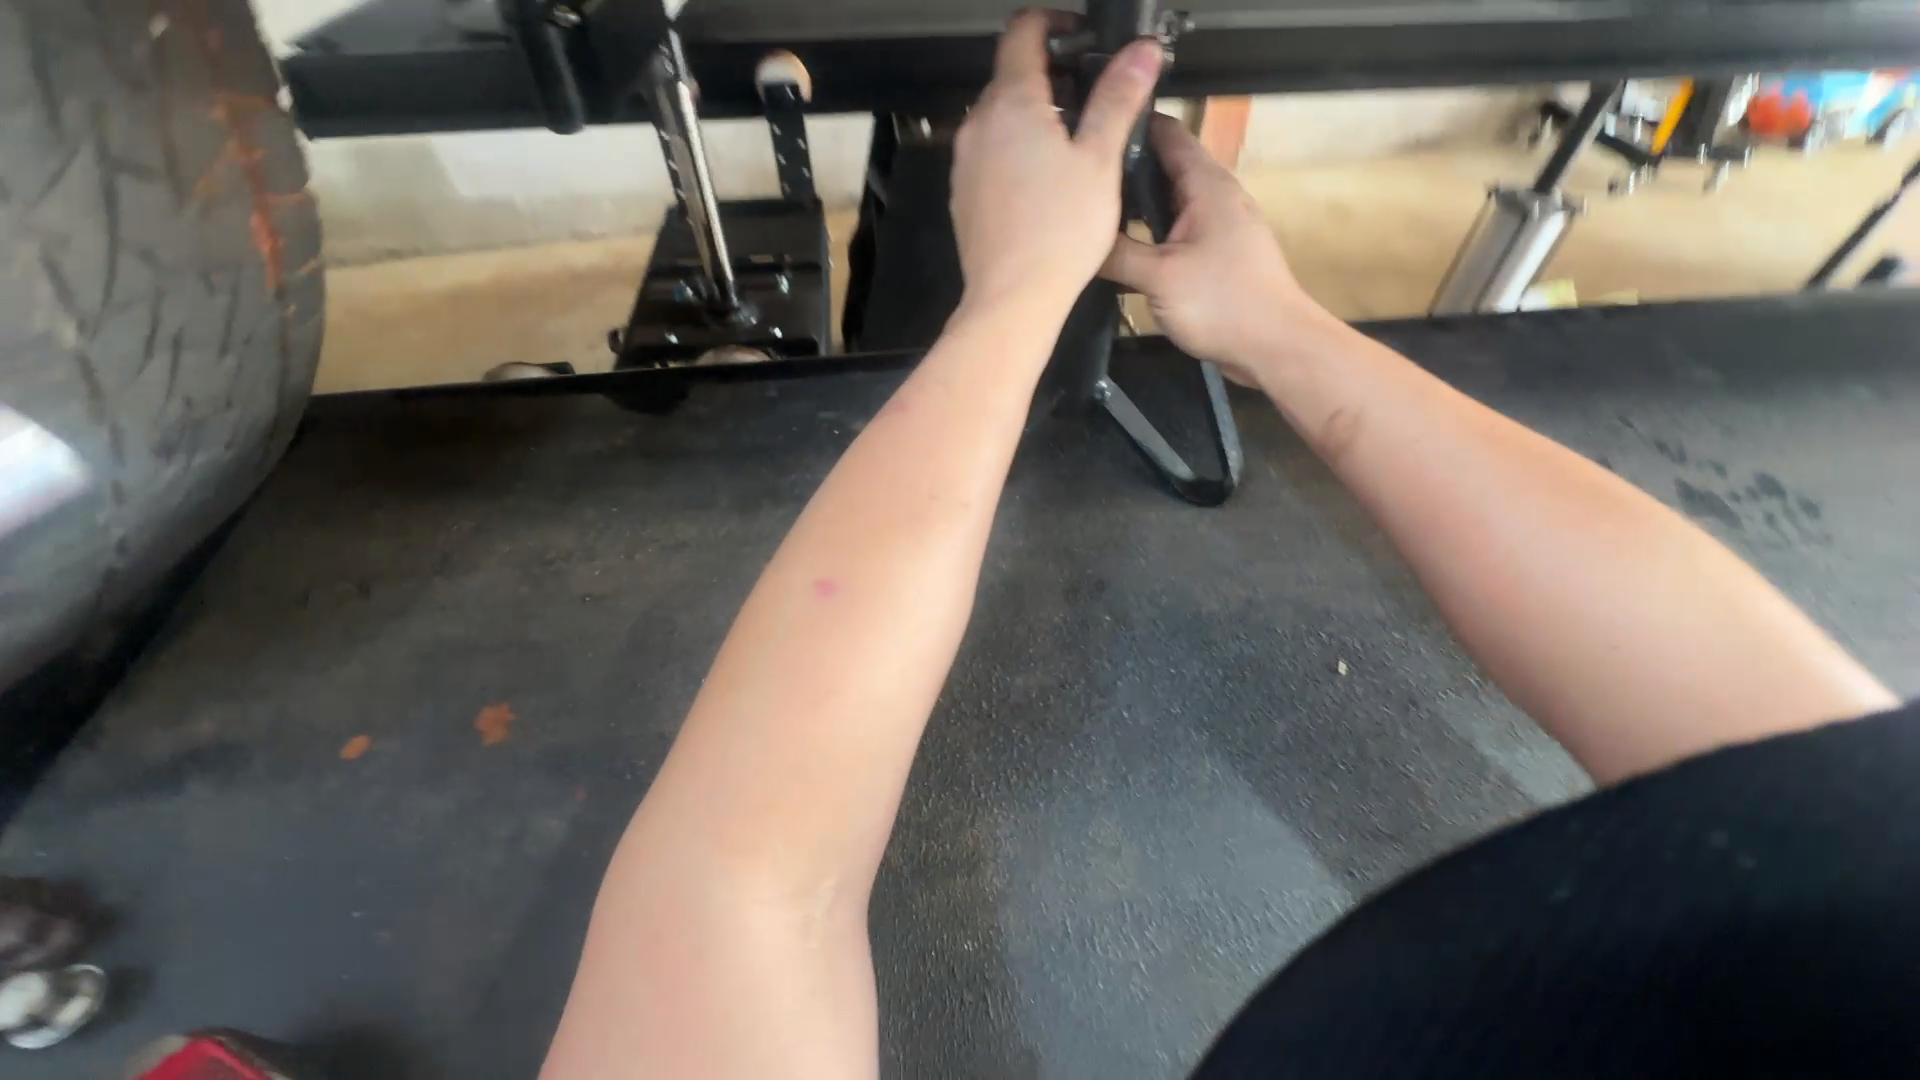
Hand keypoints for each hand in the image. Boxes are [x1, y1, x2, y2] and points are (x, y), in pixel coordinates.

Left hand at [950, 12, 1163, 324]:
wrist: (1012, 299)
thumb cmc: (1058, 236)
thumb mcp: (1100, 160)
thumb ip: (1118, 99)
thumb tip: (1140, 53)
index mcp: (1012, 104)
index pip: (1022, 32)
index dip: (1054, 24)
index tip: (1080, 37)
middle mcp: (979, 127)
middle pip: (1010, 78)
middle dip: (1050, 77)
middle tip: (1090, 101)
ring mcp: (965, 163)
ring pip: (999, 121)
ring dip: (1033, 119)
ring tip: (1072, 149)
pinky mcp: (963, 196)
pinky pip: (989, 158)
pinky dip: (1015, 155)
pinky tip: (1043, 186)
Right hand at [1101, 115, 1337, 385]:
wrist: (1274, 346)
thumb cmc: (1223, 303)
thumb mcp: (1159, 277)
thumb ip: (1116, 253)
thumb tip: (1077, 236)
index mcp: (1206, 185)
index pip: (1166, 133)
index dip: (1128, 123)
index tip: (1088, 125)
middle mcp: (1215, 196)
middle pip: (1163, 168)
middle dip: (1123, 171)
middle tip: (1078, 178)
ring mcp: (1218, 227)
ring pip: (1168, 205)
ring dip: (1135, 209)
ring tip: (1091, 215)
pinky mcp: (1217, 256)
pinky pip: (1176, 234)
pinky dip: (1150, 237)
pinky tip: (1123, 254)